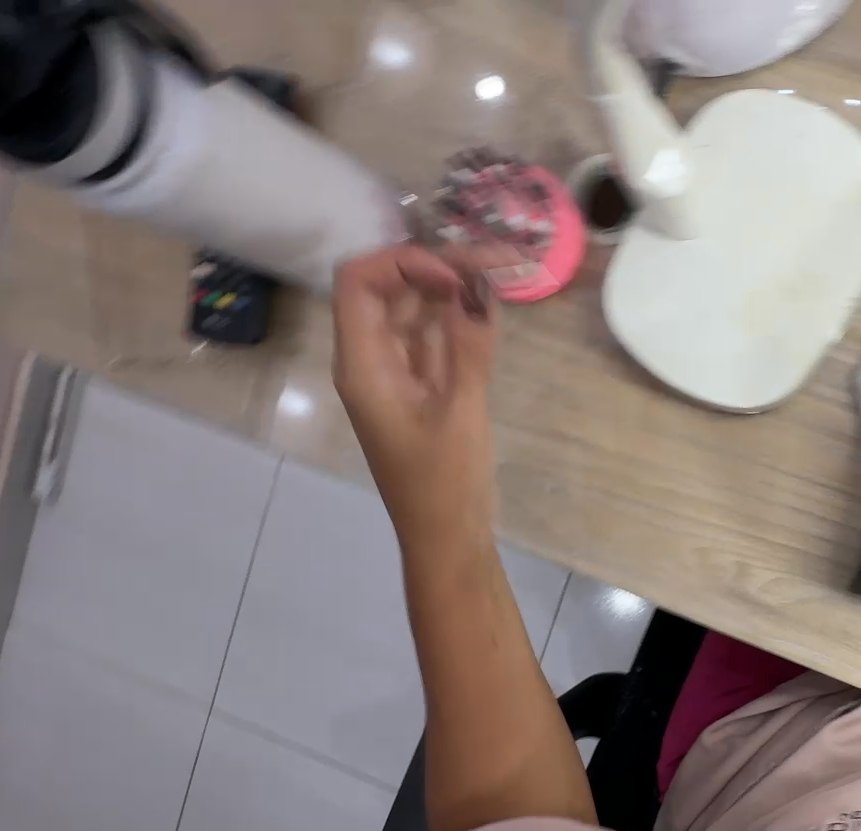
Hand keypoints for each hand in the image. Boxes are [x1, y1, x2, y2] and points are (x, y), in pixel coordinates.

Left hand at [332, 244, 496, 550]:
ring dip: (452, 289)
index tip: (456, 280)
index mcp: (363, 366)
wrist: (446, 538)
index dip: (404, 264)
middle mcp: (373, 360)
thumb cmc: (444, 485)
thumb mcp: (461, 414)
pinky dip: (459, 320)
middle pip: (391, 290)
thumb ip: (469, 348)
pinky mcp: (423, 388)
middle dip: (438, 267)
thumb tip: (480, 287)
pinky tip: (489, 309)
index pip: (360, 282)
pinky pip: (434, 338)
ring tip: (500, 273)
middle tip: (496, 263)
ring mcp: (399, 374)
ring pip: (415, 311)